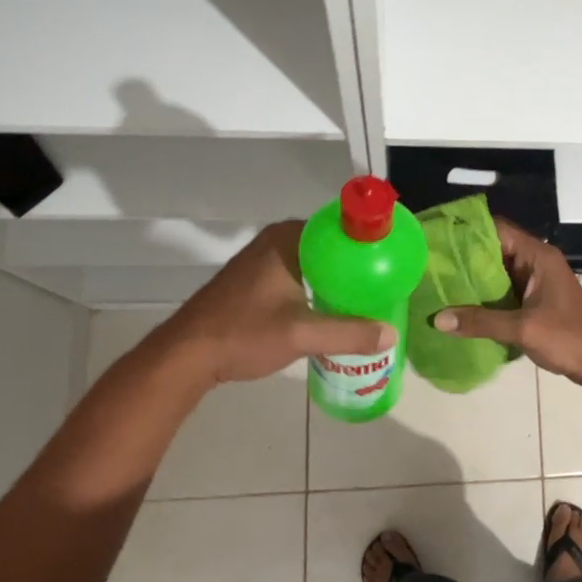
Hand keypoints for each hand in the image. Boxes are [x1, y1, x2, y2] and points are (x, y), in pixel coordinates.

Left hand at [159, 221, 394, 385]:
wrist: (187, 356)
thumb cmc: (243, 334)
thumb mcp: (302, 335)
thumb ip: (348, 334)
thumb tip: (391, 334)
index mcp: (287, 240)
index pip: (340, 225)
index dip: (369, 240)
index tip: (394, 257)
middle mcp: (275, 242)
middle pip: (331, 245)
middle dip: (359, 262)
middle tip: (389, 281)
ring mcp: (263, 261)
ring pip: (316, 262)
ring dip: (341, 277)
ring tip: (372, 297)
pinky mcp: (257, 282)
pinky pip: (302, 275)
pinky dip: (322, 287)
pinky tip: (338, 309)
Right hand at [433, 220, 581, 391]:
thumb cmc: (568, 339)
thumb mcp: (523, 329)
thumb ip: (480, 322)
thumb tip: (437, 318)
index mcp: (538, 256)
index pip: (498, 229)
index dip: (468, 230)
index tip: (437, 236)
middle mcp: (536, 262)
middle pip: (494, 249)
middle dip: (464, 256)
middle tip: (429, 262)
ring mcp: (536, 281)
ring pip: (497, 271)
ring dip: (472, 278)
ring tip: (436, 281)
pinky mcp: (534, 300)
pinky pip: (503, 290)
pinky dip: (484, 295)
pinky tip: (459, 304)